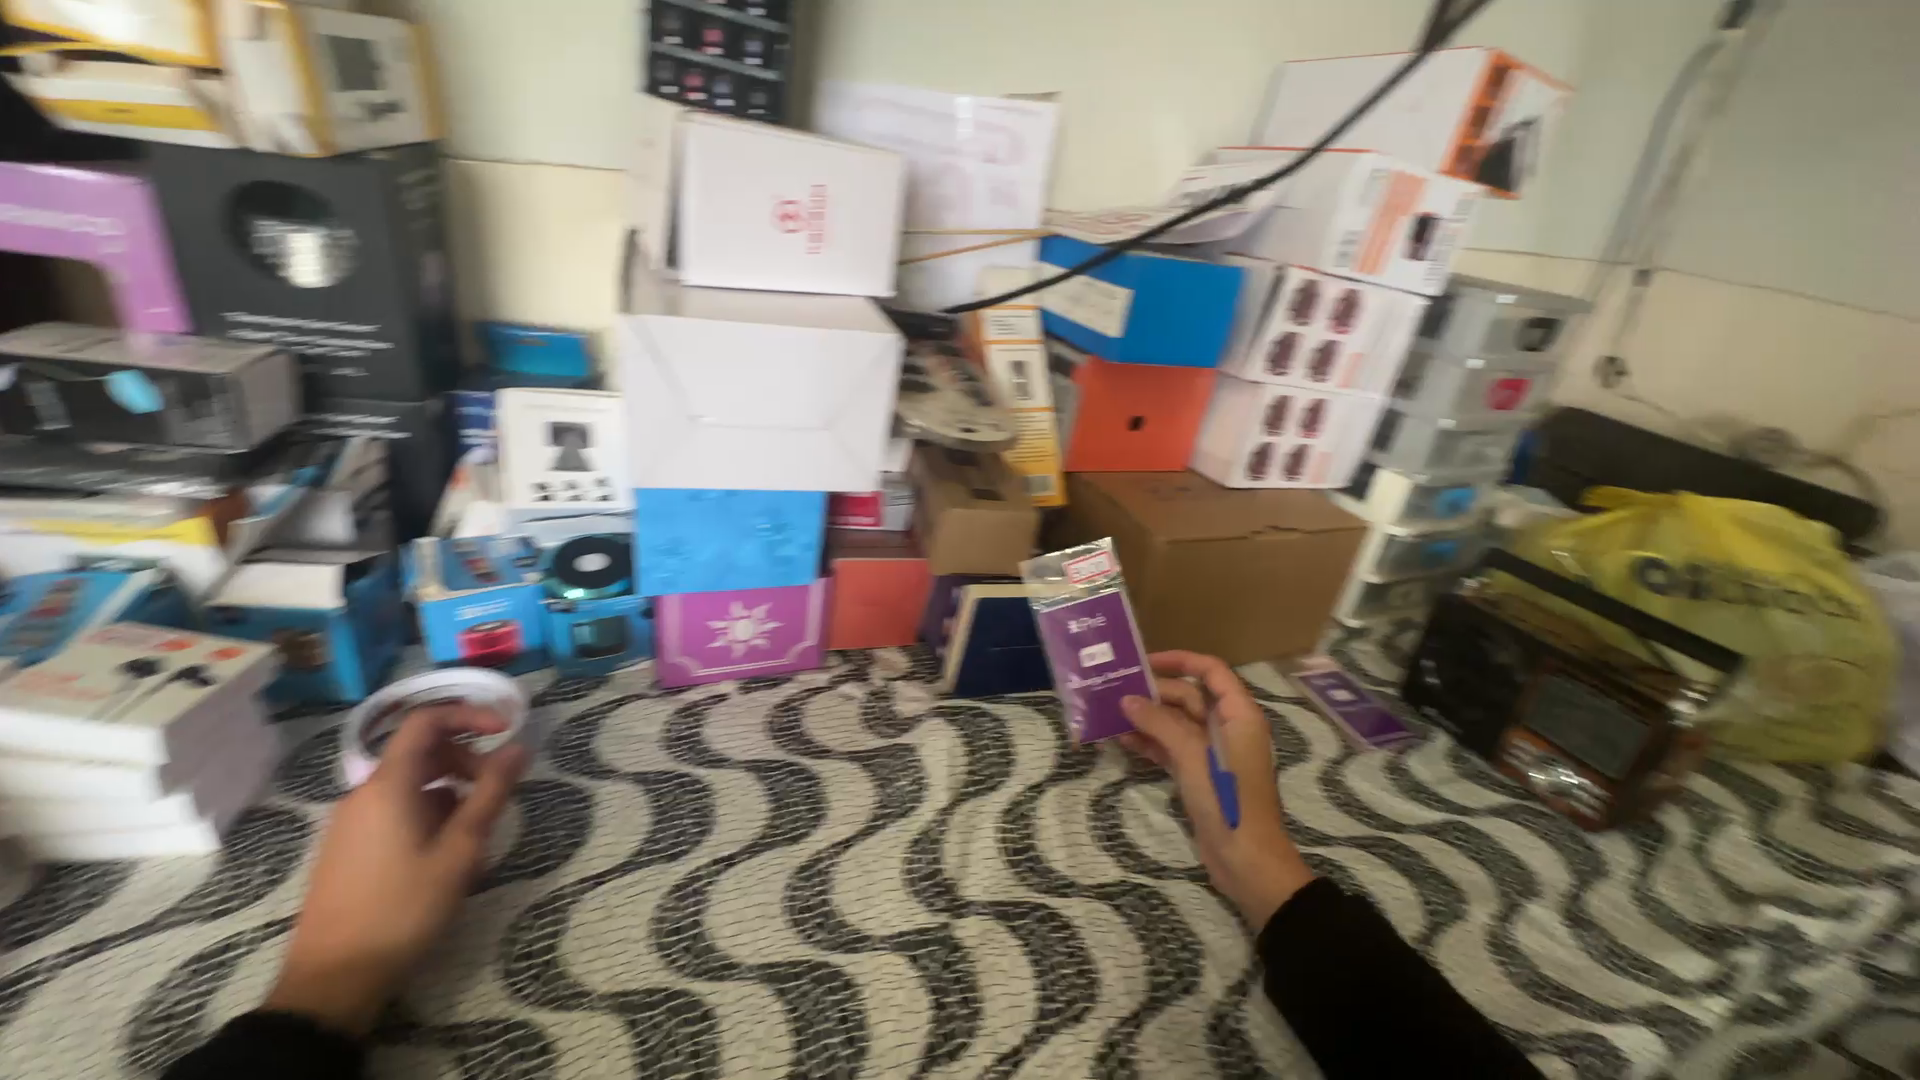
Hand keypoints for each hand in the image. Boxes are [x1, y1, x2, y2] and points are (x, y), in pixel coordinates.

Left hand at [266, 704, 528, 1034]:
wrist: (334, 978)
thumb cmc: (405, 906)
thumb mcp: (461, 848)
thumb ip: (491, 792)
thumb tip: (518, 747)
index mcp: (388, 786)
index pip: (425, 721)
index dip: (468, 714)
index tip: (506, 728)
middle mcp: (364, 794)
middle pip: (422, 752)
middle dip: (467, 759)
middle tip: (498, 790)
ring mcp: (352, 822)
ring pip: (412, 784)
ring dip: (452, 790)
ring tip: (477, 831)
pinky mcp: (349, 847)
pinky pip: (397, 809)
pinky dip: (430, 812)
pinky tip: (447, 853)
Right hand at [1120, 651, 1314, 929]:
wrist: (1247, 861)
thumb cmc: (1227, 799)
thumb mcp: (1192, 755)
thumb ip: (1160, 723)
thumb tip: (1127, 700)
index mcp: (1239, 714)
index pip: (1211, 671)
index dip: (1180, 660)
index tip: (1145, 661)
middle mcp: (1228, 727)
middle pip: (1189, 696)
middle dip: (1155, 693)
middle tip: (1115, 691)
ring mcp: (1213, 752)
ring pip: (1177, 723)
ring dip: (1148, 718)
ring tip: (1111, 713)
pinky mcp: (1199, 774)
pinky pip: (1172, 747)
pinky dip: (1150, 742)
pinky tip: (1122, 740)